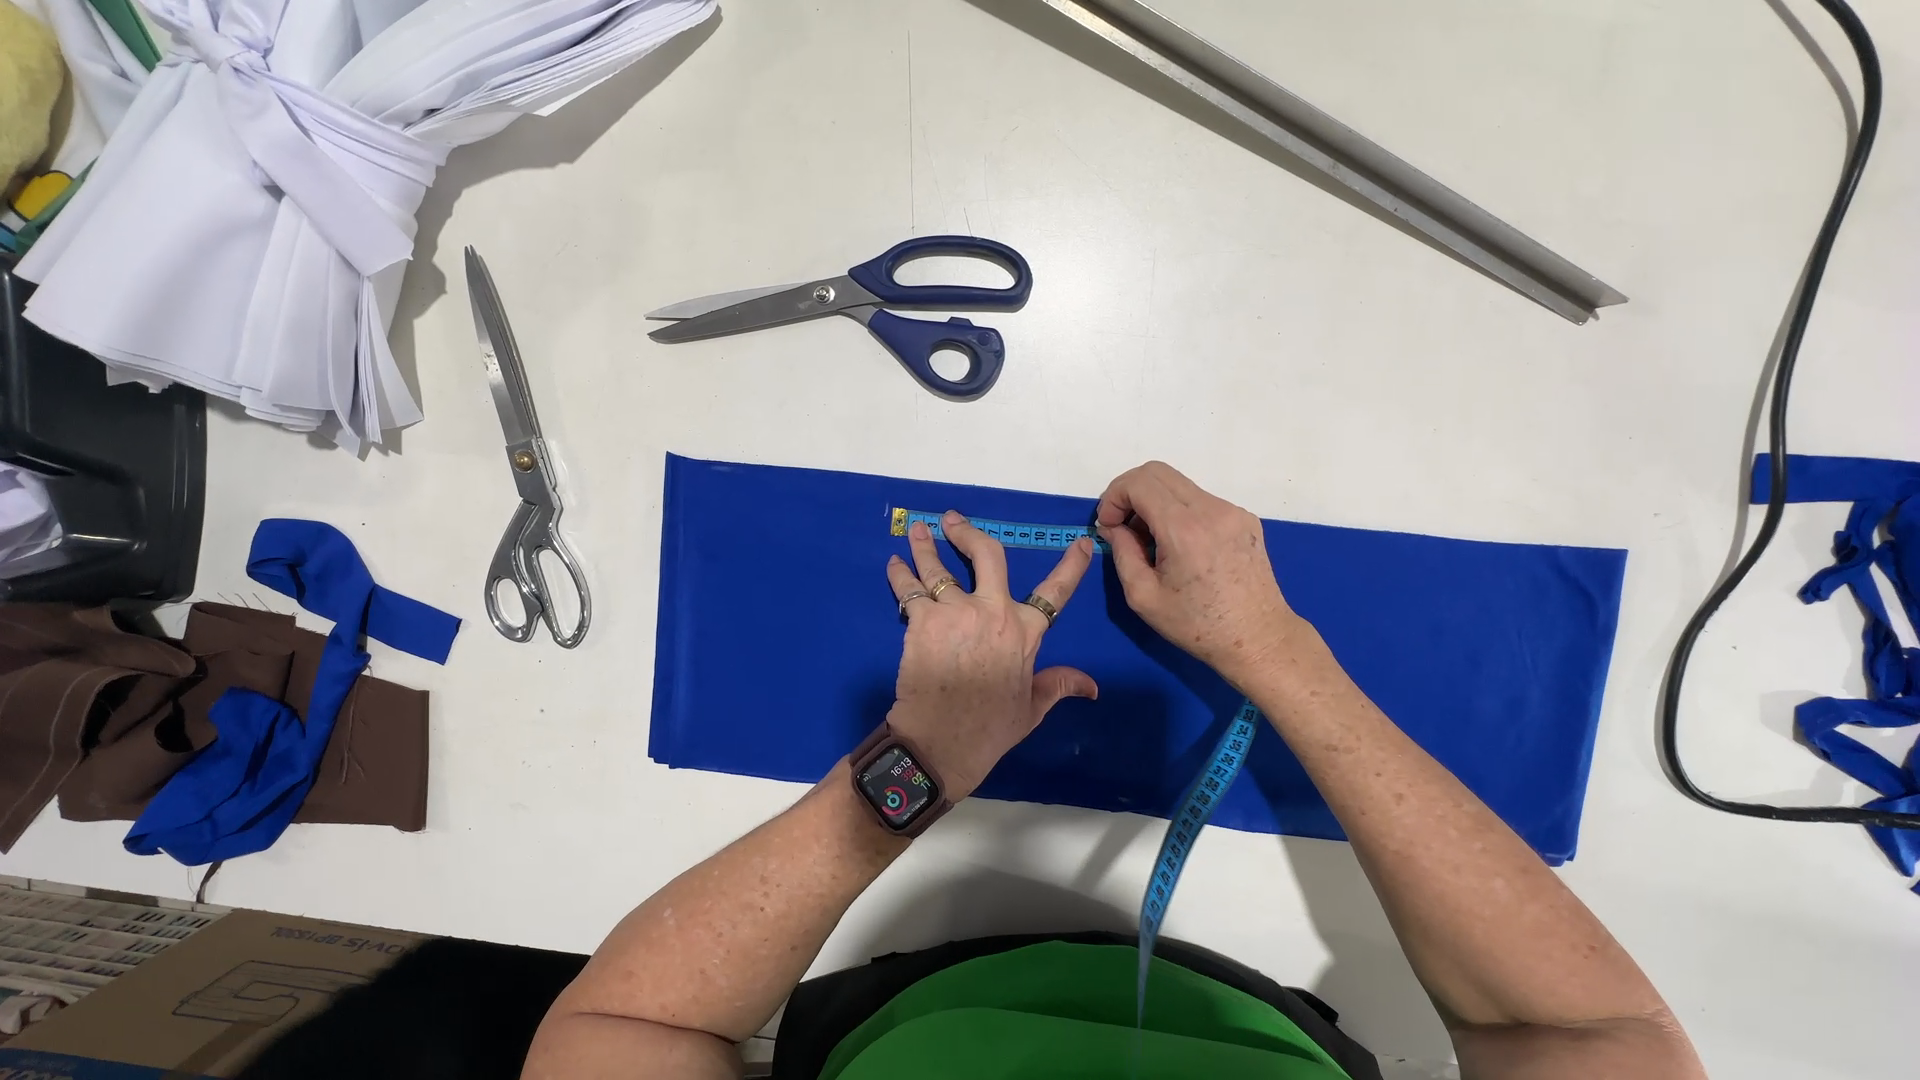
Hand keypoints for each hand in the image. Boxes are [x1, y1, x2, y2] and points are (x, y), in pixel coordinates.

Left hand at [882, 511, 1097, 799]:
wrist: (942, 741)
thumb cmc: (990, 729)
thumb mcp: (1032, 708)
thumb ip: (1058, 685)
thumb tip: (1092, 686)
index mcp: (1025, 631)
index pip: (1056, 592)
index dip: (1071, 566)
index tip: (1082, 542)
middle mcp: (993, 610)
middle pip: (988, 555)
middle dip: (969, 533)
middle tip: (953, 520)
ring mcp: (956, 611)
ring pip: (940, 567)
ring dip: (925, 546)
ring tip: (916, 529)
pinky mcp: (923, 620)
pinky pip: (910, 589)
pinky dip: (900, 574)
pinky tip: (894, 563)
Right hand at [1096, 461, 1304, 687]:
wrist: (1257, 639)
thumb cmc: (1197, 626)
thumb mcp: (1143, 596)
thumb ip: (1122, 552)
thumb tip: (1112, 526)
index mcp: (1184, 529)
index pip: (1139, 483)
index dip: (1113, 497)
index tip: (1108, 525)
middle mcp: (1212, 509)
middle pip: (1157, 472)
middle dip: (1130, 493)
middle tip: (1122, 526)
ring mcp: (1232, 511)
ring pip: (1179, 485)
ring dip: (1154, 502)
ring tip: (1150, 540)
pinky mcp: (1245, 518)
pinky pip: (1200, 500)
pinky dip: (1178, 511)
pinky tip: (1179, 546)